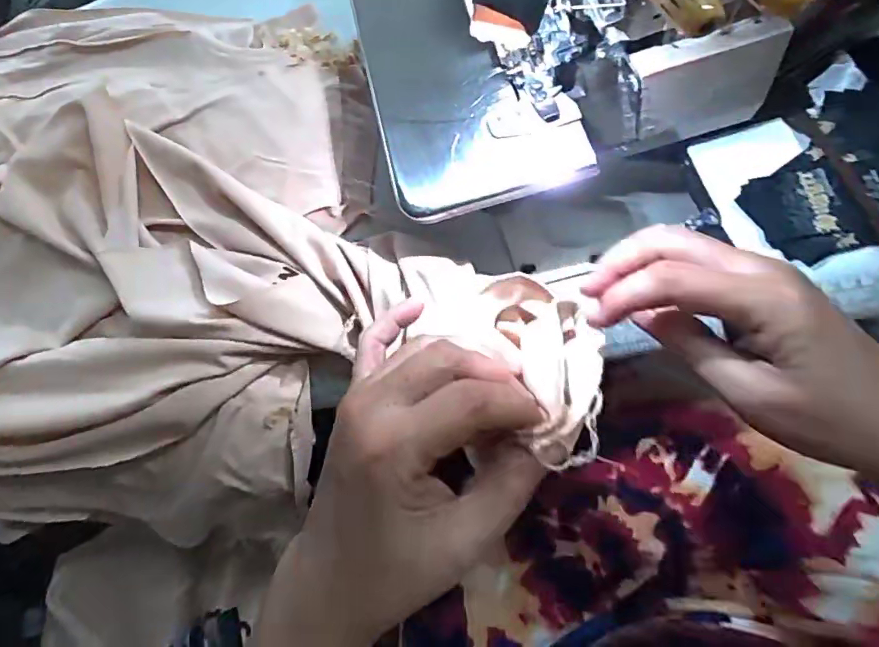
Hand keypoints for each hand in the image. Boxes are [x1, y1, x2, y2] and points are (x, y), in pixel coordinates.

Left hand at [255, 301, 547, 645]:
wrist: (331, 576)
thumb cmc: (398, 568)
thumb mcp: (465, 542)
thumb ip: (510, 484)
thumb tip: (545, 438)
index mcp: (395, 442)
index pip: (469, 398)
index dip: (516, 402)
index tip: (546, 417)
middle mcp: (371, 403)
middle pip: (445, 359)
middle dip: (494, 370)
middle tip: (529, 395)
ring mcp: (357, 393)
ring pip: (419, 348)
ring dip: (465, 353)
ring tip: (502, 377)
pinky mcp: (353, 394)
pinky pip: (374, 344)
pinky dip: (396, 321)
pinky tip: (419, 303)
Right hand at [583, 226, 878, 478]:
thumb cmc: (832, 420)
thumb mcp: (751, 395)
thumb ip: (689, 345)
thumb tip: (639, 313)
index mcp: (760, 295)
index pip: (671, 276)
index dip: (623, 292)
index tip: (592, 319)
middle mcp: (758, 266)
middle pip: (671, 240)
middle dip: (621, 260)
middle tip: (588, 292)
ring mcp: (763, 269)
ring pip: (683, 243)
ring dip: (639, 260)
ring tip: (605, 289)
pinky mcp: (765, 281)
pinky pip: (701, 260)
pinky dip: (663, 270)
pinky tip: (646, 293)